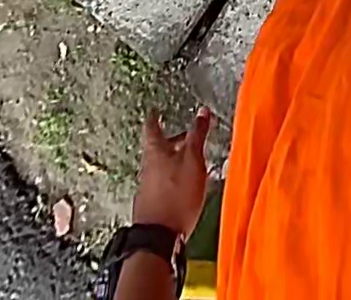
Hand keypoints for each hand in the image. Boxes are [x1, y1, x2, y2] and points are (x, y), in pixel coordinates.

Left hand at [130, 107, 211, 236]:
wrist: (158, 239)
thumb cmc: (176, 193)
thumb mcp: (193, 159)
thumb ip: (198, 135)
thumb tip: (202, 111)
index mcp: (156, 152)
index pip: (153, 128)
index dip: (154, 118)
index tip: (154, 110)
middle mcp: (148, 168)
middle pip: (158, 148)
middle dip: (172, 141)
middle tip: (185, 136)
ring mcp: (148, 188)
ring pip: (161, 167)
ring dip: (175, 161)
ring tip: (192, 162)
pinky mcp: (152, 206)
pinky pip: (163, 185)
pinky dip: (174, 179)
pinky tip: (186, 187)